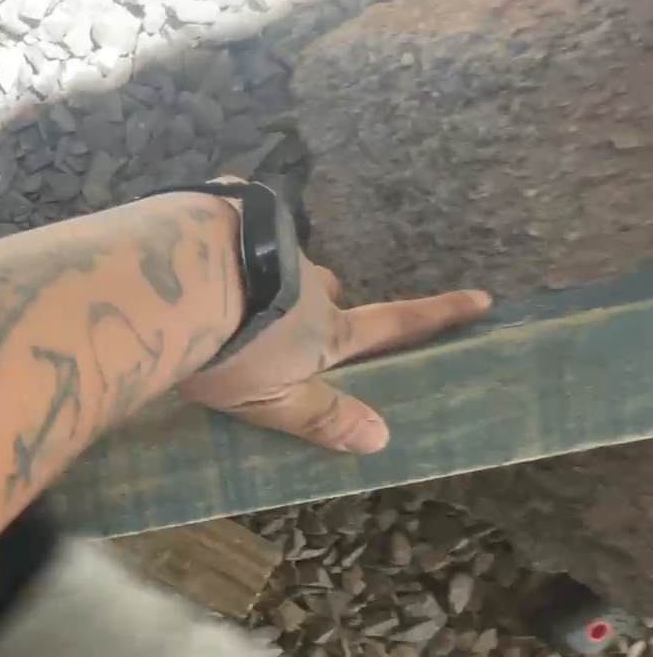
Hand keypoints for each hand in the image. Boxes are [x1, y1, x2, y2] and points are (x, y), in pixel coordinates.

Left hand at [176, 253, 490, 453]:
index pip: (389, 325)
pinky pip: (228, 231)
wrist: (176, 285)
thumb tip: (382, 439)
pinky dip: (216, 245)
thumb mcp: (269, 398)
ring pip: (276, 261)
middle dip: (320, 298)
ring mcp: (266, 246)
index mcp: (322, 330)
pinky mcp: (220, 218)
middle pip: (323, 288)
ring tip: (227, 291)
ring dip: (261, 275)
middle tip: (304, 310)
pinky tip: (187, 254)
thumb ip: (317, 415)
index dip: (434, 317)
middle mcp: (305, 283)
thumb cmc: (224, 352)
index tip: (480, 300)